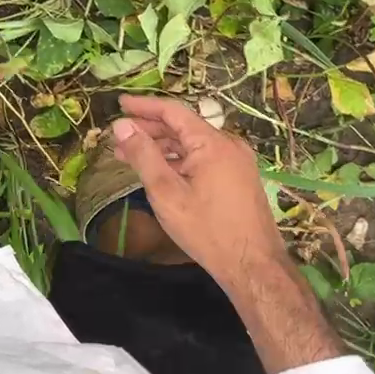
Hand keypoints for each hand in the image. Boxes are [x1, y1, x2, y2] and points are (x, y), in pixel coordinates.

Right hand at [107, 95, 287, 291]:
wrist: (255, 269)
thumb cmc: (208, 230)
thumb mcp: (166, 192)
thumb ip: (142, 155)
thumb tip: (121, 125)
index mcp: (212, 143)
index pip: (172, 111)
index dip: (143, 106)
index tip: (119, 104)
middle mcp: (228, 146)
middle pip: (182, 127)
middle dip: (148, 130)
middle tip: (119, 137)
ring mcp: (237, 163)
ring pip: (192, 144)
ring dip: (162, 147)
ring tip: (132, 156)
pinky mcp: (239, 179)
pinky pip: (203, 158)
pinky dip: (178, 160)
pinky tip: (160, 172)